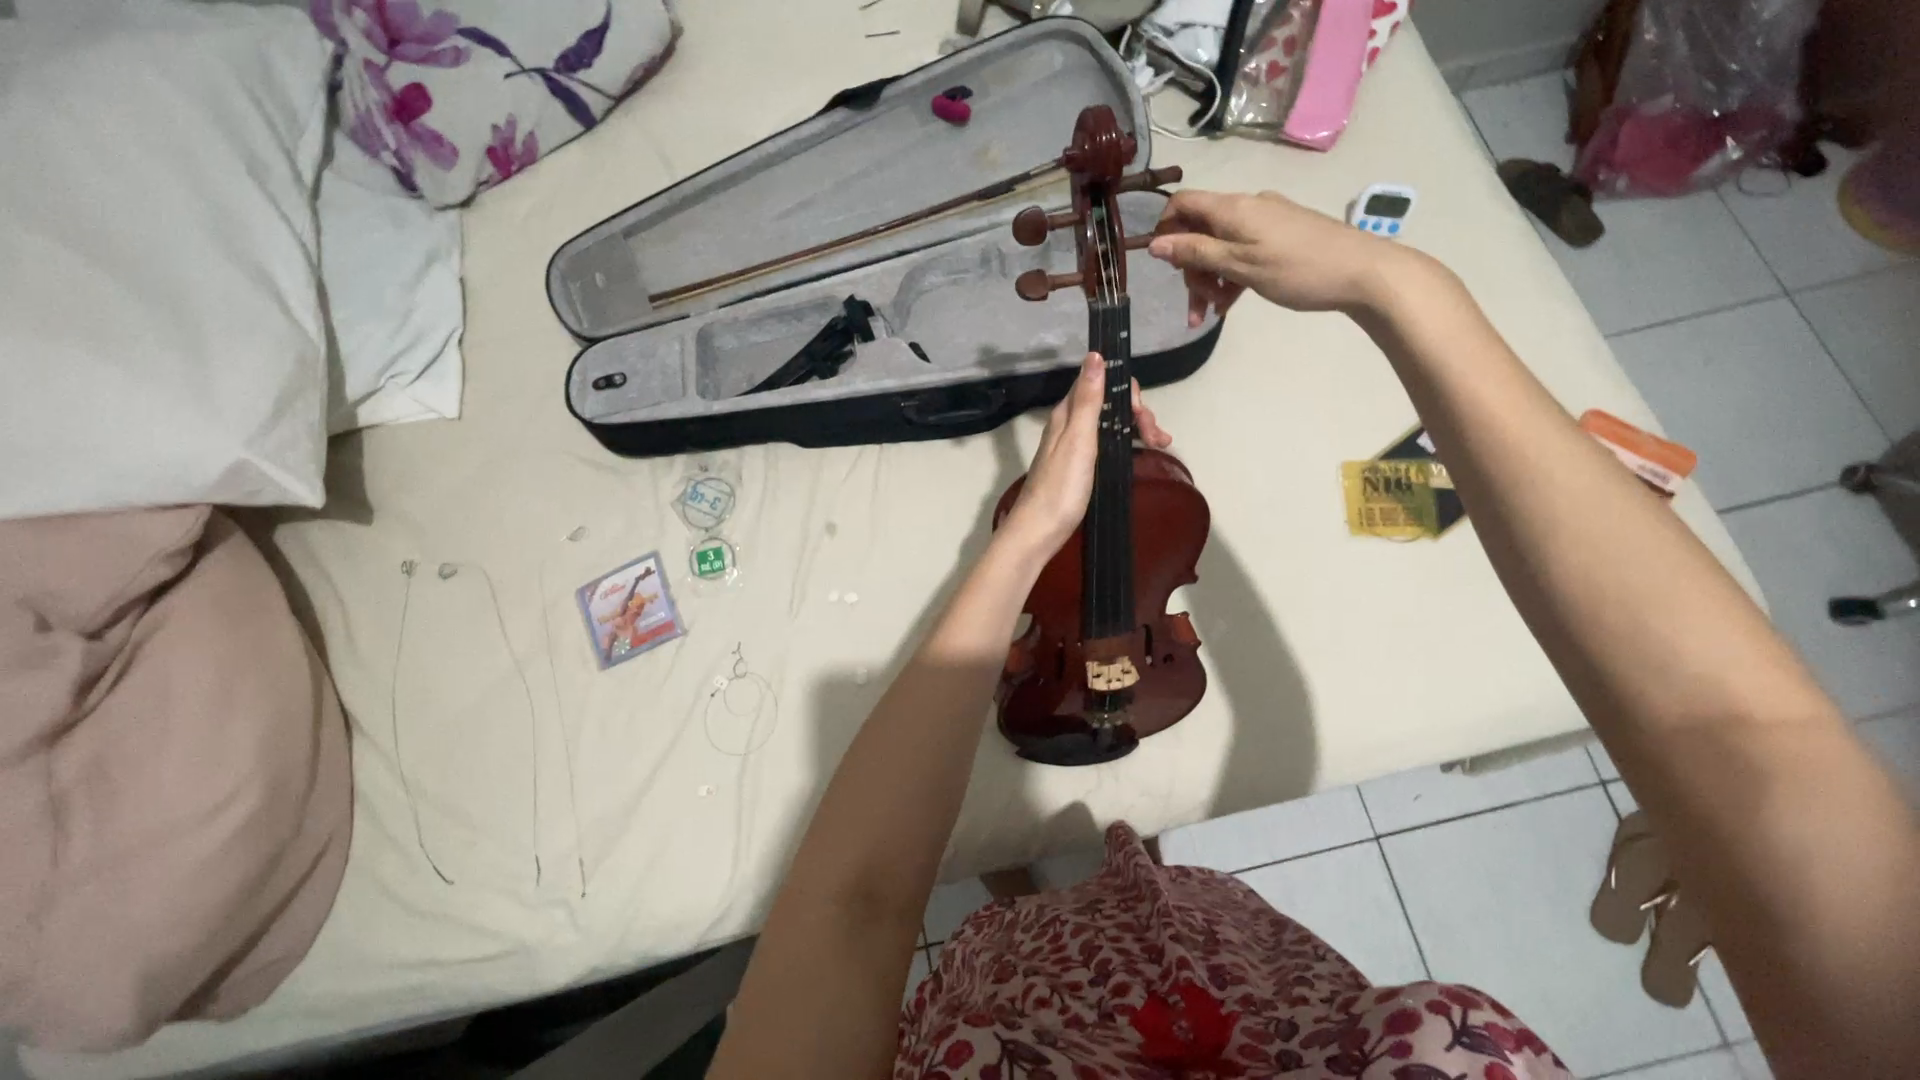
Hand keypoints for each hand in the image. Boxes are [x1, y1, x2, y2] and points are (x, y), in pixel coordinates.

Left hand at [998, 353, 1170, 558]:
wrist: (1040, 531)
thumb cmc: (1060, 488)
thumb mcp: (1078, 440)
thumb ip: (1088, 399)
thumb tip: (1095, 355)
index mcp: (1067, 414)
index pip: (1100, 382)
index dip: (1126, 391)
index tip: (1141, 414)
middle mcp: (1069, 425)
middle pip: (1109, 403)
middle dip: (1138, 412)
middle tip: (1157, 437)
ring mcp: (1075, 446)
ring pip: (1111, 423)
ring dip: (1137, 427)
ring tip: (1161, 444)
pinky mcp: (1080, 466)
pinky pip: (1108, 443)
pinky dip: (1128, 443)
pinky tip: (1143, 452)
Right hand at [1147, 189, 1431, 321]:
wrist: (1363, 272)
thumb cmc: (1296, 269)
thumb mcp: (1239, 265)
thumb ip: (1196, 252)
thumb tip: (1155, 244)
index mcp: (1232, 209)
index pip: (1183, 204)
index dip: (1165, 229)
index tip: (1162, 264)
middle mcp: (1246, 207)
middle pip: (1200, 232)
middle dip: (1190, 269)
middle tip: (1195, 307)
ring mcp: (1265, 222)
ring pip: (1221, 247)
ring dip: (1209, 280)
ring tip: (1211, 314)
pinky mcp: (1280, 237)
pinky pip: (1242, 253)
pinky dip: (1231, 277)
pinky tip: (1230, 305)